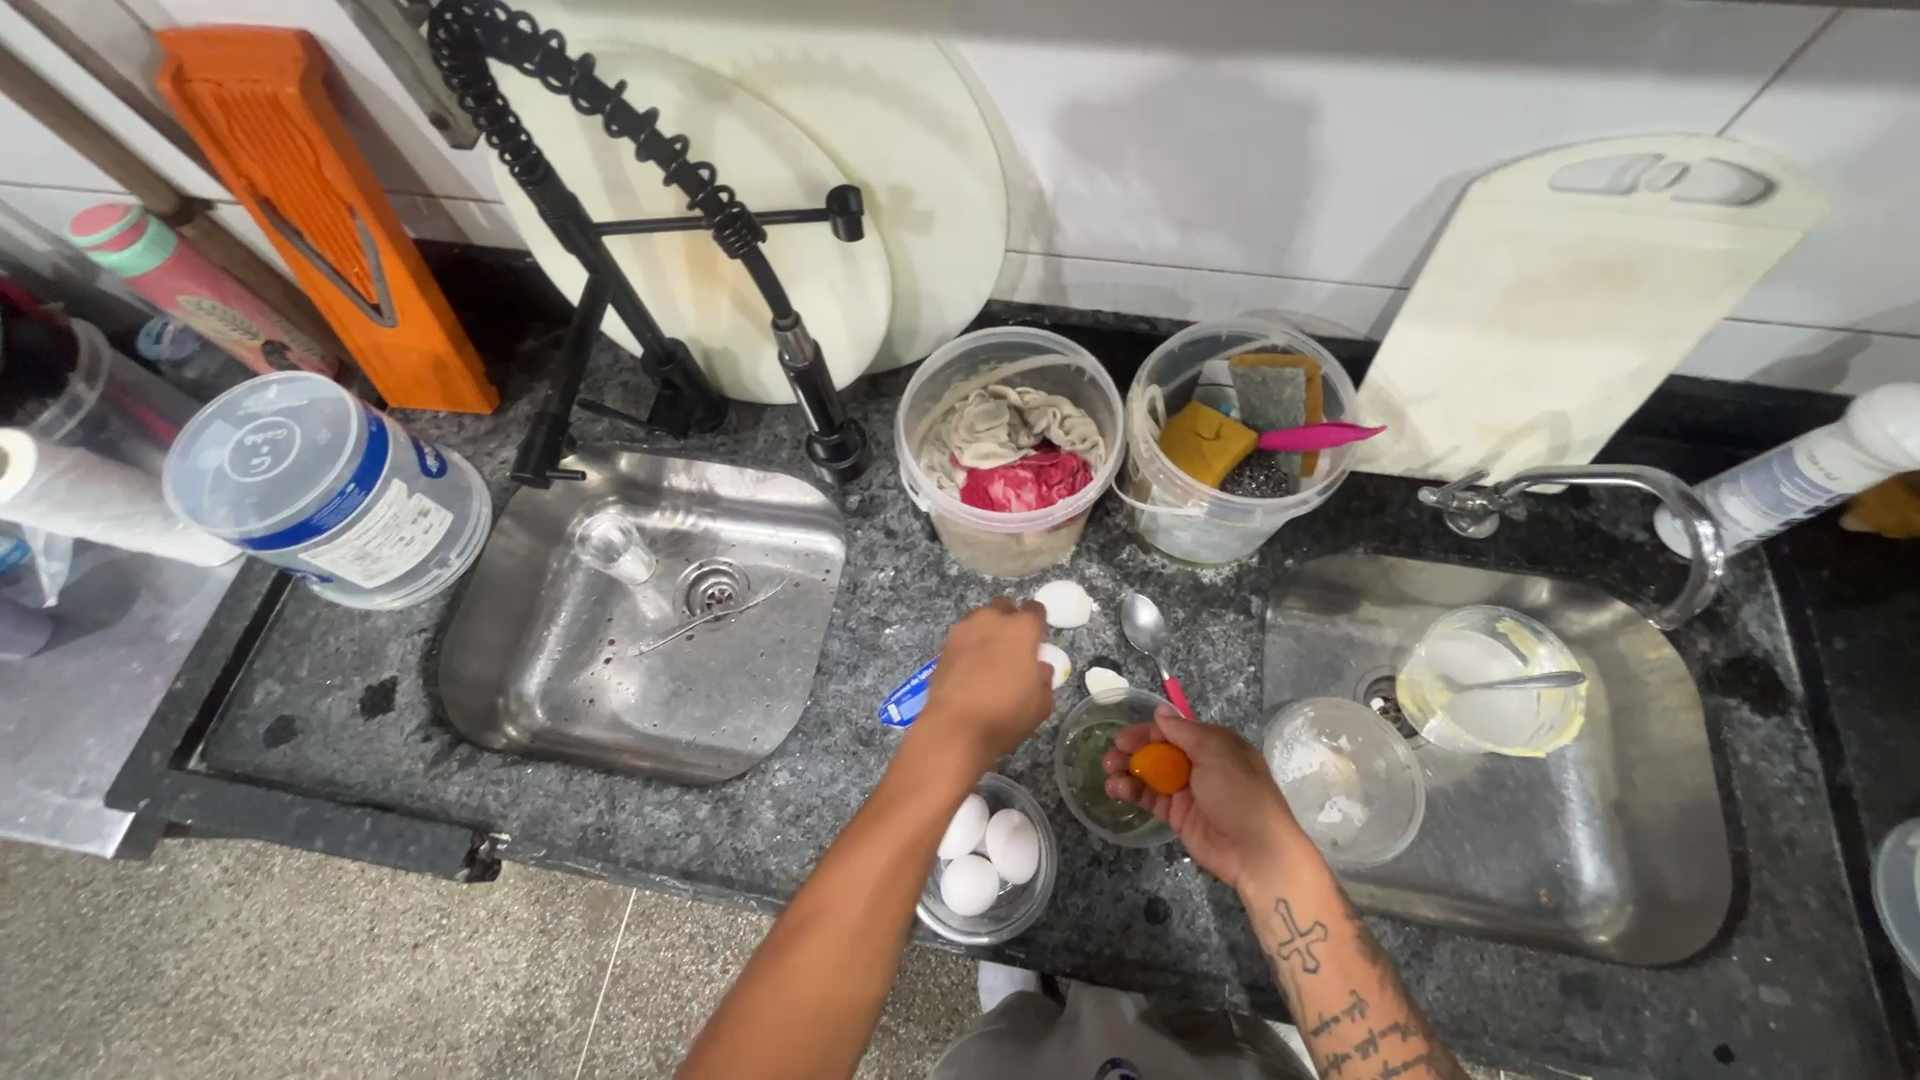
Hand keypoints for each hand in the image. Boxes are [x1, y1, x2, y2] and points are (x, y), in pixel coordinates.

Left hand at [910, 597, 1054, 768]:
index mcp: (1022, 629)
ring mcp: (964, 630)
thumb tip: (1040, 668)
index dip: (1038, 622)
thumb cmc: (1006, 714)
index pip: (1035, 609)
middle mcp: (992, 620)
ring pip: (980, 618)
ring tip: (989, 655)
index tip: (1038, 637)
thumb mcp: (1041, 703)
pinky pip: (962, 636)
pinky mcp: (944, 646)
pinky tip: (969, 667)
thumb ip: (1044, 679)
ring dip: (987, 629)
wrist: (955, 726)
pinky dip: (969, 645)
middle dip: (1010, 618)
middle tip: (1012, 643)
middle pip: (1004, 606)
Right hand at [1102, 708, 1312, 892]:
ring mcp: (1187, 792)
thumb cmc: (1239, 793)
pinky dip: (1131, 791)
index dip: (1146, 733)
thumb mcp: (1215, 752)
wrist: (1256, 850)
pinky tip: (1117, 789)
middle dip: (1132, 752)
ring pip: (1149, 775)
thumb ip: (1183, 732)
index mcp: (1213, 745)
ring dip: (1127, 771)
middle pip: (1157, 752)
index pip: (1173, 731)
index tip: (1123, 739)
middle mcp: (1199, 765)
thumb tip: (1160, 711)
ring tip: (1110, 775)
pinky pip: (1150, 798)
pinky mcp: (1177, 816)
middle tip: (1111, 758)